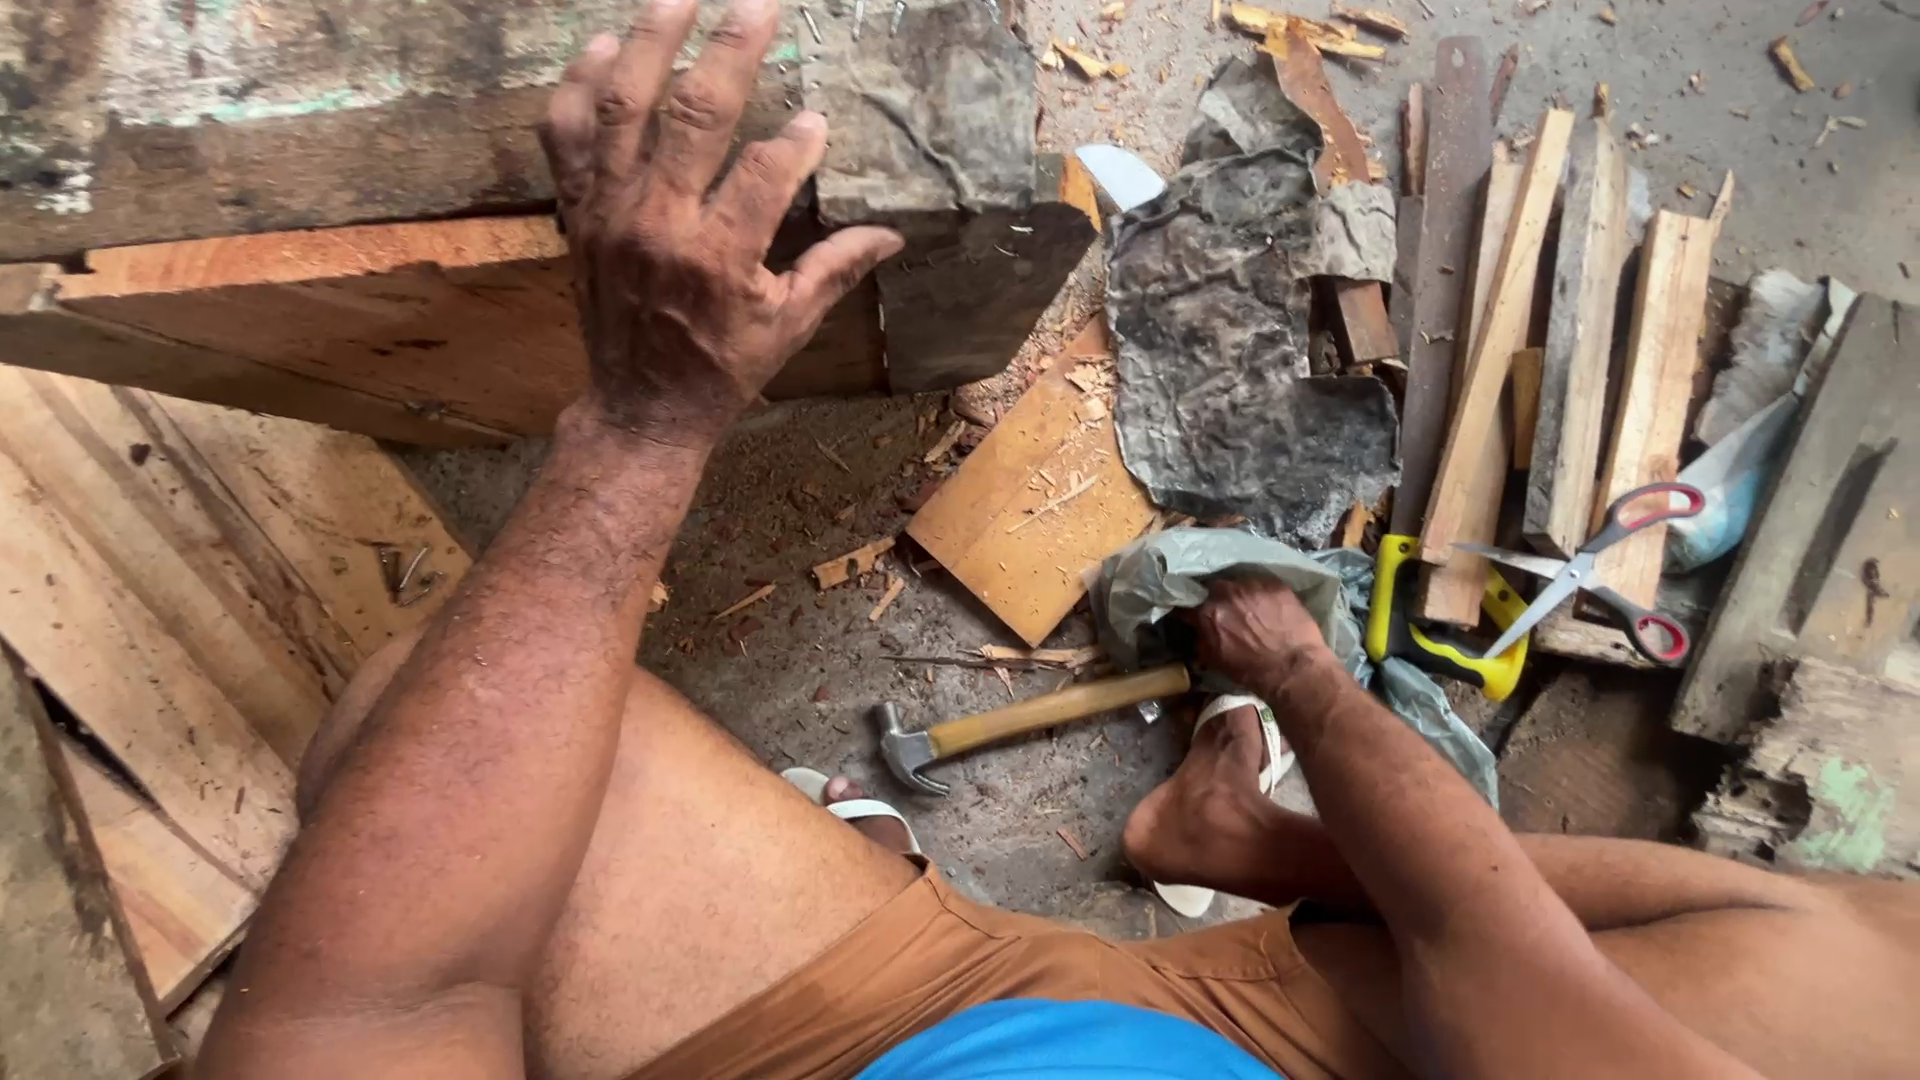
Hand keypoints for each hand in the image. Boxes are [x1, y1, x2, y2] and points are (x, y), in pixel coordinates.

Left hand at [539, 0, 904, 442]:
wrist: (643, 407)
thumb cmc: (724, 369)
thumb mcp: (789, 327)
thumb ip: (835, 270)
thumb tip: (893, 235)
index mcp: (721, 258)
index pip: (765, 170)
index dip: (796, 139)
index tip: (816, 120)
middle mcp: (660, 222)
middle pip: (694, 112)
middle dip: (733, 49)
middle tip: (761, 3)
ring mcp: (611, 210)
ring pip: (622, 103)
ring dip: (651, 38)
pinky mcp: (579, 211)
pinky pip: (566, 131)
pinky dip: (579, 82)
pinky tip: (605, 46)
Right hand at [1187, 578, 1333, 694]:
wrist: (1293, 670)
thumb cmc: (1250, 670)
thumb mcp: (1213, 659)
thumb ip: (1200, 639)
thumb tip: (1198, 631)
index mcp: (1207, 611)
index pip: (1187, 601)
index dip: (1188, 608)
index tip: (1191, 612)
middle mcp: (1226, 592)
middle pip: (1213, 587)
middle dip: (1216, 598)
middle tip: (1226, 610)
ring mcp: (1252, 586)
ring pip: (1239, 583)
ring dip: (1240, 594)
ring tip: (1250, 608)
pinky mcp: (1276, 585)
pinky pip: (1262, 584)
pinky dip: (1262, 594)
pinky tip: (1270, 607)